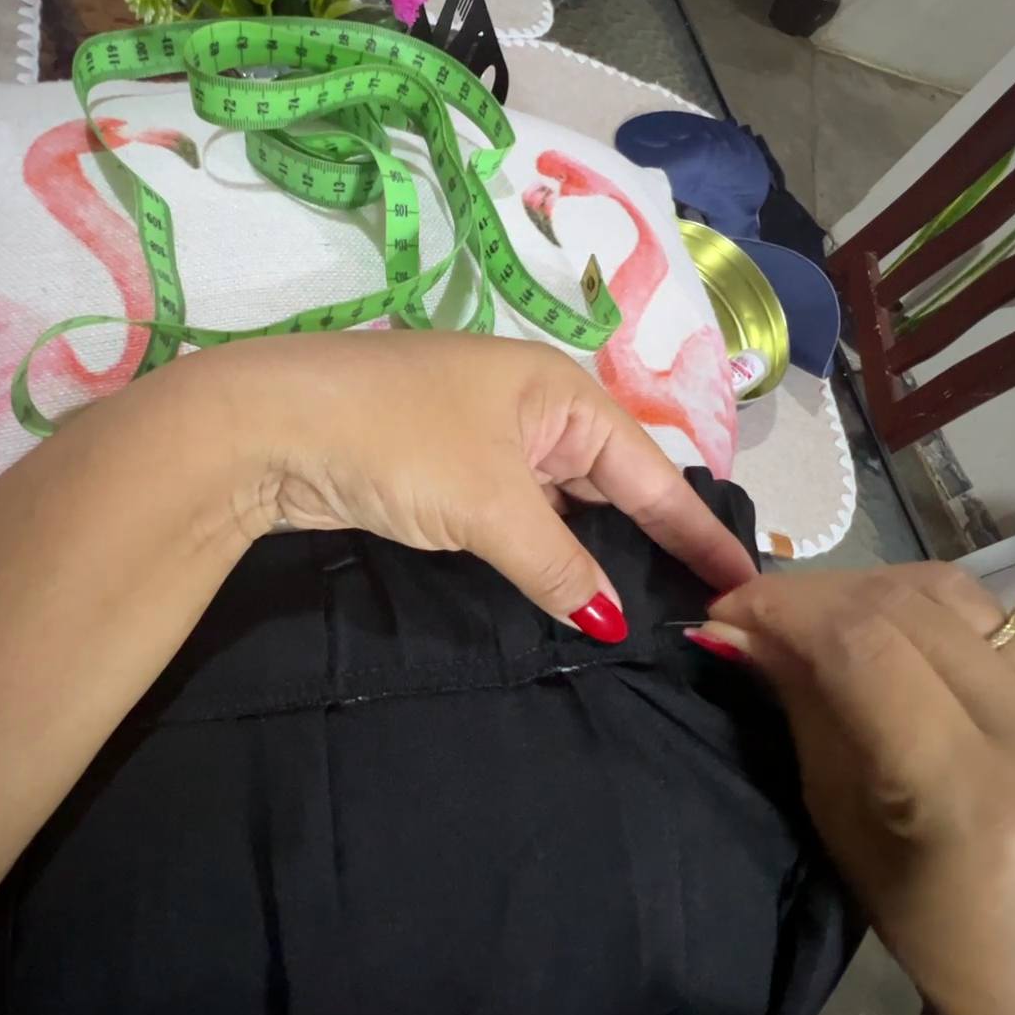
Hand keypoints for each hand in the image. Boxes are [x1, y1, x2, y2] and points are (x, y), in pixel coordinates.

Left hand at [183, 330, 758, 640]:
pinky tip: (562, 591)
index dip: (695, 529)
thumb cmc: (396, 442)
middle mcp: (529, 410)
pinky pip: (514, 517)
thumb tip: (610, 621)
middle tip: (697, 608)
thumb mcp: (488, 503)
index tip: (744, 581)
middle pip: (608, 485)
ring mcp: (484, 441)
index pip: (648, 470)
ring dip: (589, 555)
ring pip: (559, 505)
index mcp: (558, 393)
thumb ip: (557, 564)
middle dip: (648, 543)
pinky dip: (539, 553)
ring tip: (641, 612)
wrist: (270, 425)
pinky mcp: (445, 473)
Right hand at [690, 565, 1014, 1014]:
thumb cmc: (929, 919)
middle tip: (750, 613)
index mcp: (968, 789)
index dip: (780, 608)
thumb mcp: (839, 819)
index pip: (862, 646)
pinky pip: (982, 608)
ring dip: (853, 587)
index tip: (722, 612)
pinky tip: (876, 623)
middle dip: (803, 594)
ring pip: (943, 589)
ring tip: (810, 616)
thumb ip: (800, 706)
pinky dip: (909, 598)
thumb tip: (736, 630)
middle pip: (898, 603)